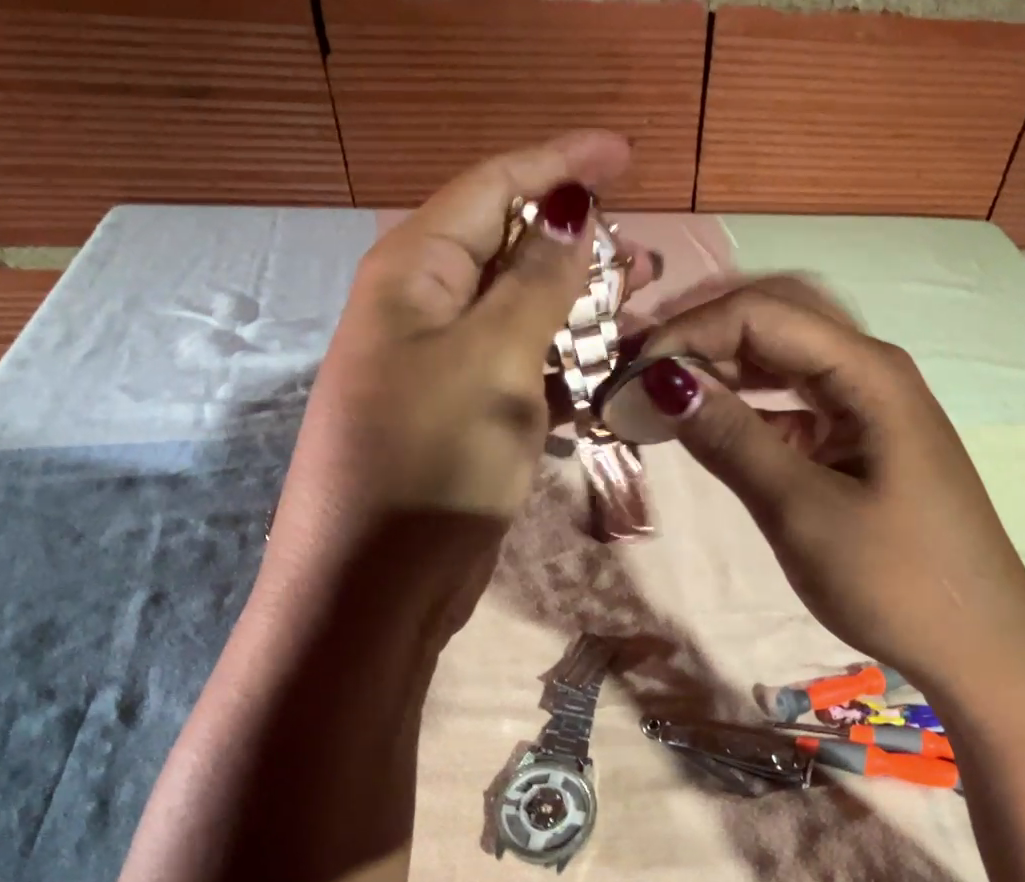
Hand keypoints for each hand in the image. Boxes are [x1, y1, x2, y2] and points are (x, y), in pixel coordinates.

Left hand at [272, 131, 655, 545]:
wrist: (376, 585)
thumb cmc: (430, 462)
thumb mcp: (492, 360)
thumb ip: (537, 283)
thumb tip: (573, 210)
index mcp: (413, 271)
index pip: (494, 187)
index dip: (562, 163)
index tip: (629, 154)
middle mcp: (422, 308)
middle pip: (508, 247)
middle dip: (579, 242)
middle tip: (648, 256)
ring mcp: (441, 367)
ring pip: (521, 313)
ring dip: (579, 308)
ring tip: (643, 306)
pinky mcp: (462, 418)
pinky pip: (522, 368)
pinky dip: (566, 364)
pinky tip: (609, 372)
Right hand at [635, 279, 1024, 685]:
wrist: (979, 646)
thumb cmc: (896, 580)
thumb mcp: (802, 511)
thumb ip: (732, 440)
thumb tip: (662, 381)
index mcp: (869, 371)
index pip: (761, 314)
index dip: (688, 333)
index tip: (628, 374)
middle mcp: (872, 372)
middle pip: (776, 323)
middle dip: (702, 338)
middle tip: (637, 375)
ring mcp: (871, 409)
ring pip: (785, 364)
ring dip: (724, 372)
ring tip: (661, 399)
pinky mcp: (865, 446)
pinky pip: (798, 408)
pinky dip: (750, 412)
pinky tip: (712, 432)